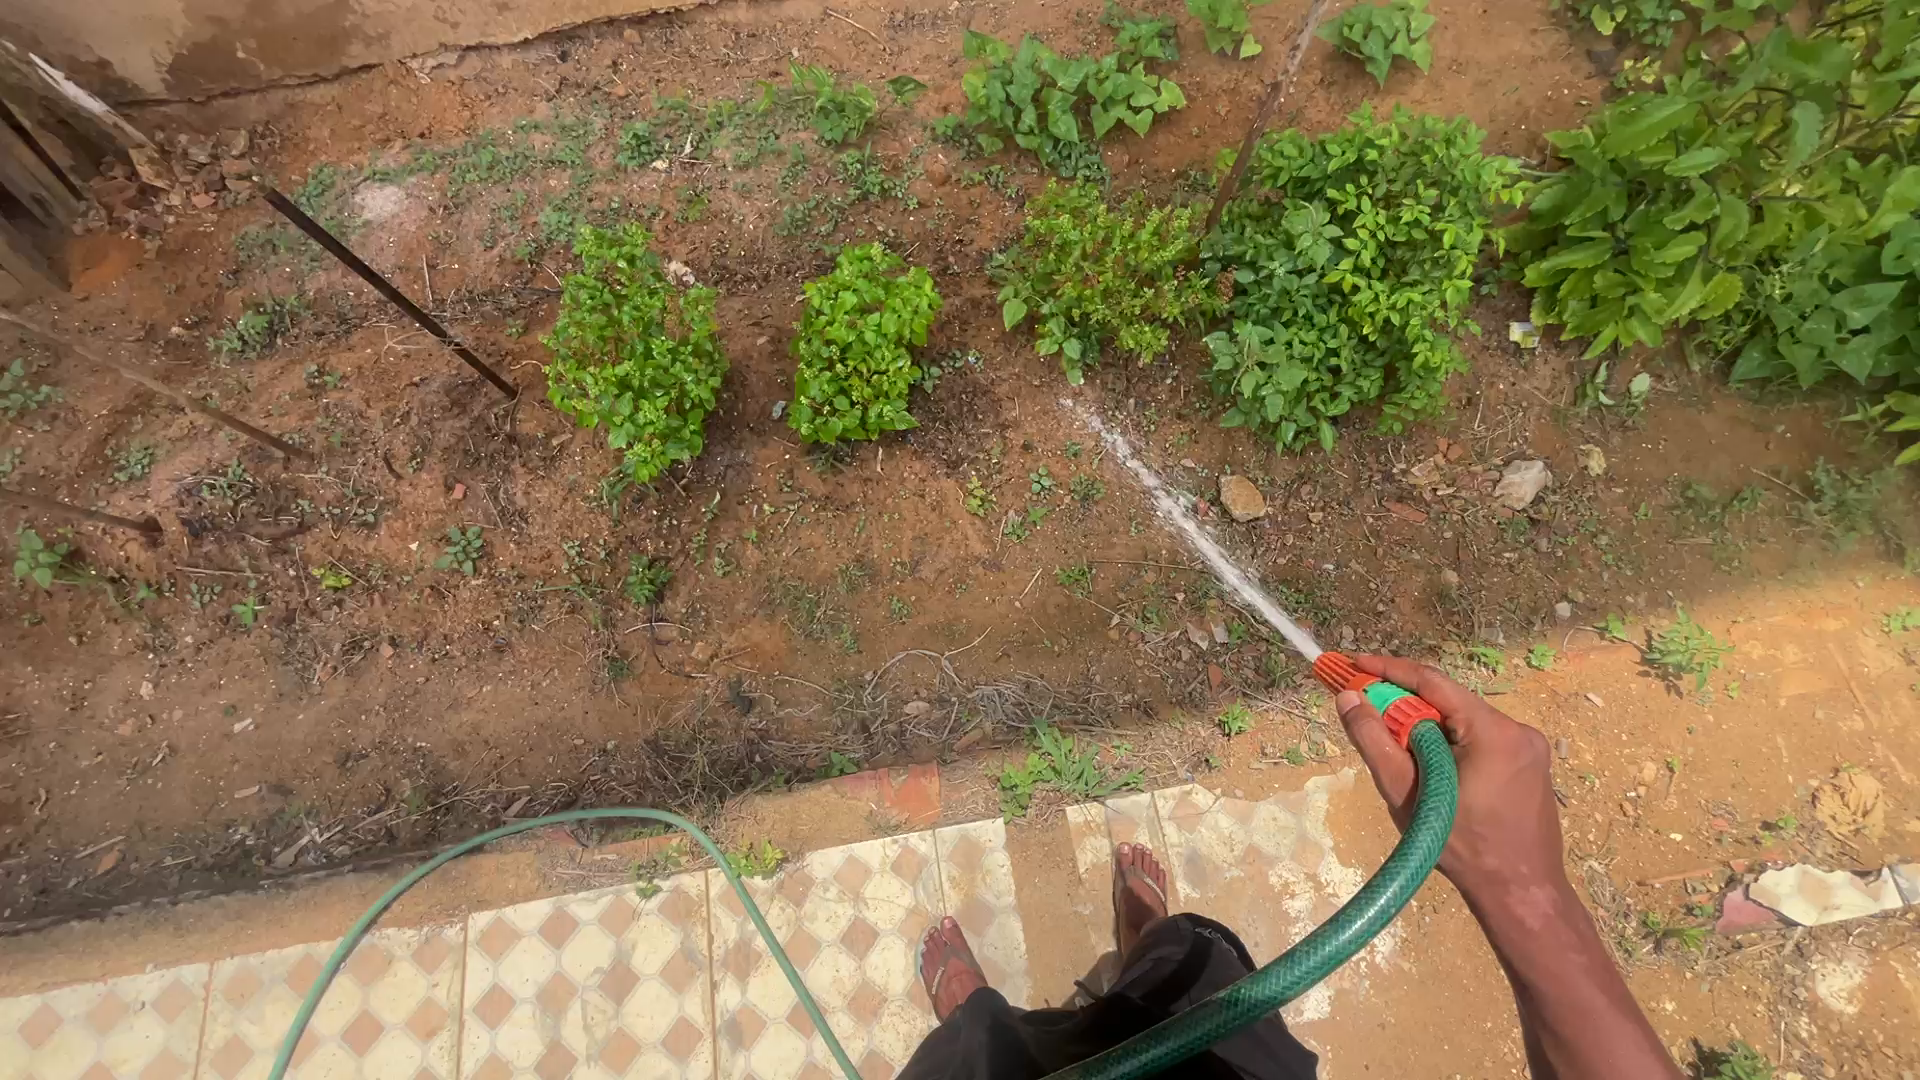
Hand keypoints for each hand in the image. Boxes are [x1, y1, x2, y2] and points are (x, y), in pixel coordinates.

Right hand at [1333, 653, 1565, 905]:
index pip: (1432, 682)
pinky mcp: (1528, 765)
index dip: (1388, 669)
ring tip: (1392, 747)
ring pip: (1459, 720)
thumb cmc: (1459, 843)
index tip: (1352, 663)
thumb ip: (1372, 739)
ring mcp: (1528, 748)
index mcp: (1493, 731)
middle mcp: (1518, 730)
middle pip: (1446, 700)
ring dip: (1422, 724)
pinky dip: (1442, 740)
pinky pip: (1474, 737)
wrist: (1521, 894)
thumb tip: (1348, 697)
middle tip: (1364, 709)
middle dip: (1401, 702)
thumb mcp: (1404, 790)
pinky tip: (1424, 764)